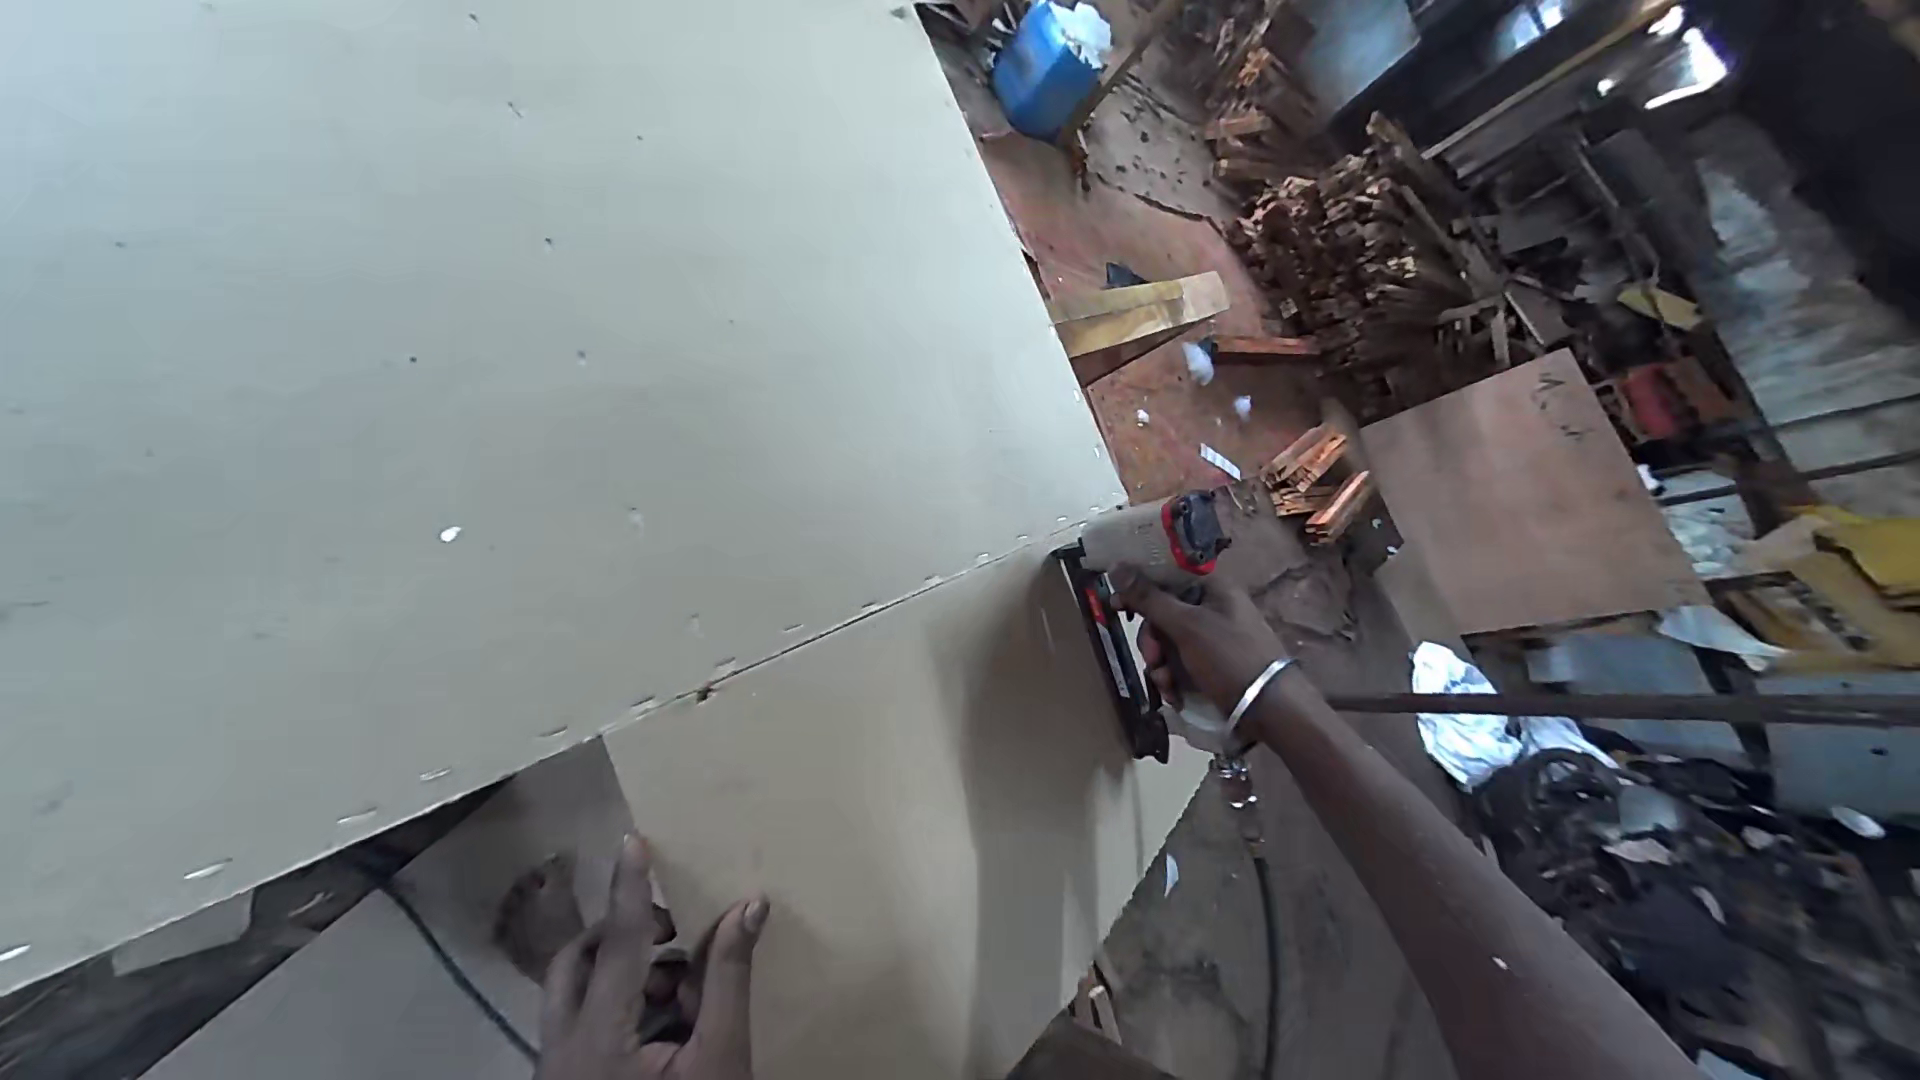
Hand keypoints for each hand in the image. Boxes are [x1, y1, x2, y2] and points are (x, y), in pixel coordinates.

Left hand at [537, 835, 767, 1079]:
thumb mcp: (721, 1057)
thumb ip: (730, 975)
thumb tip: (751, 903)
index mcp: (597, 1043)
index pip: (617, 944)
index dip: (628, 887)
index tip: (633, 838)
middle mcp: (560, 1055)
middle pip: (574, 963)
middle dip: (622, 934)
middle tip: (672, 932)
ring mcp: (558, 1074)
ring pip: (572, 992)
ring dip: (626, 971)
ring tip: (682, 990)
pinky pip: (582, 1021)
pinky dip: (622, 1004)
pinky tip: (670, 1026)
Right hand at [1109, 564, 1287, 715]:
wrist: (1271, 711)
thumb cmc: (1230, 658)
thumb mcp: (1186, 626)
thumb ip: (1149, 598)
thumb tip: (1116, 567)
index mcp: (1212, 588)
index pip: (1166, 575)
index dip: (1139, 588)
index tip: (1116, 605)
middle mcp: (1212, 607)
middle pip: (1162, 612)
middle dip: (1152, 640)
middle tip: (1153, 657)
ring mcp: (1212, 637)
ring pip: (1167, 641)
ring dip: (1159, 664)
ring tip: (1166, 683)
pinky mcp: (1212, 664)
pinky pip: (1179, 662)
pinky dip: (1171, 678)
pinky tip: (1174, 694)